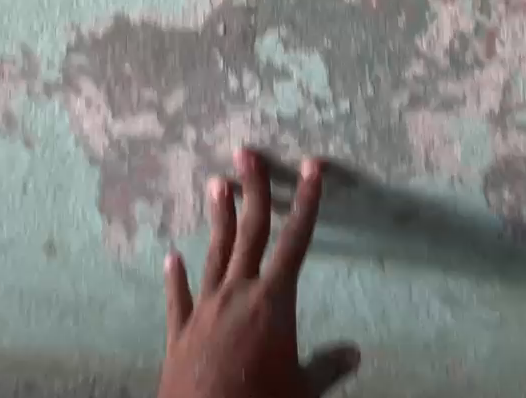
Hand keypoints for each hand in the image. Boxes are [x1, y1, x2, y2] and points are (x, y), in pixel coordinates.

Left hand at [158, 149, 359, 397]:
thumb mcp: (303, 391)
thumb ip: (326, 367)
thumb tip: (355, 353)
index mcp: (273, 301)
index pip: (297, 239)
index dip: (308, 201)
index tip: (313, 167)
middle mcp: (238, 293)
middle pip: (250, 231)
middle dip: (252, 189)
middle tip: (246, 152)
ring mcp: (205, 310)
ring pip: (215, 253)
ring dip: (218, 218)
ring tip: (216, 184)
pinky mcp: (179, 334)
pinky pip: (179, 298)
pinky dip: (175, 277)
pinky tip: (171, 257)